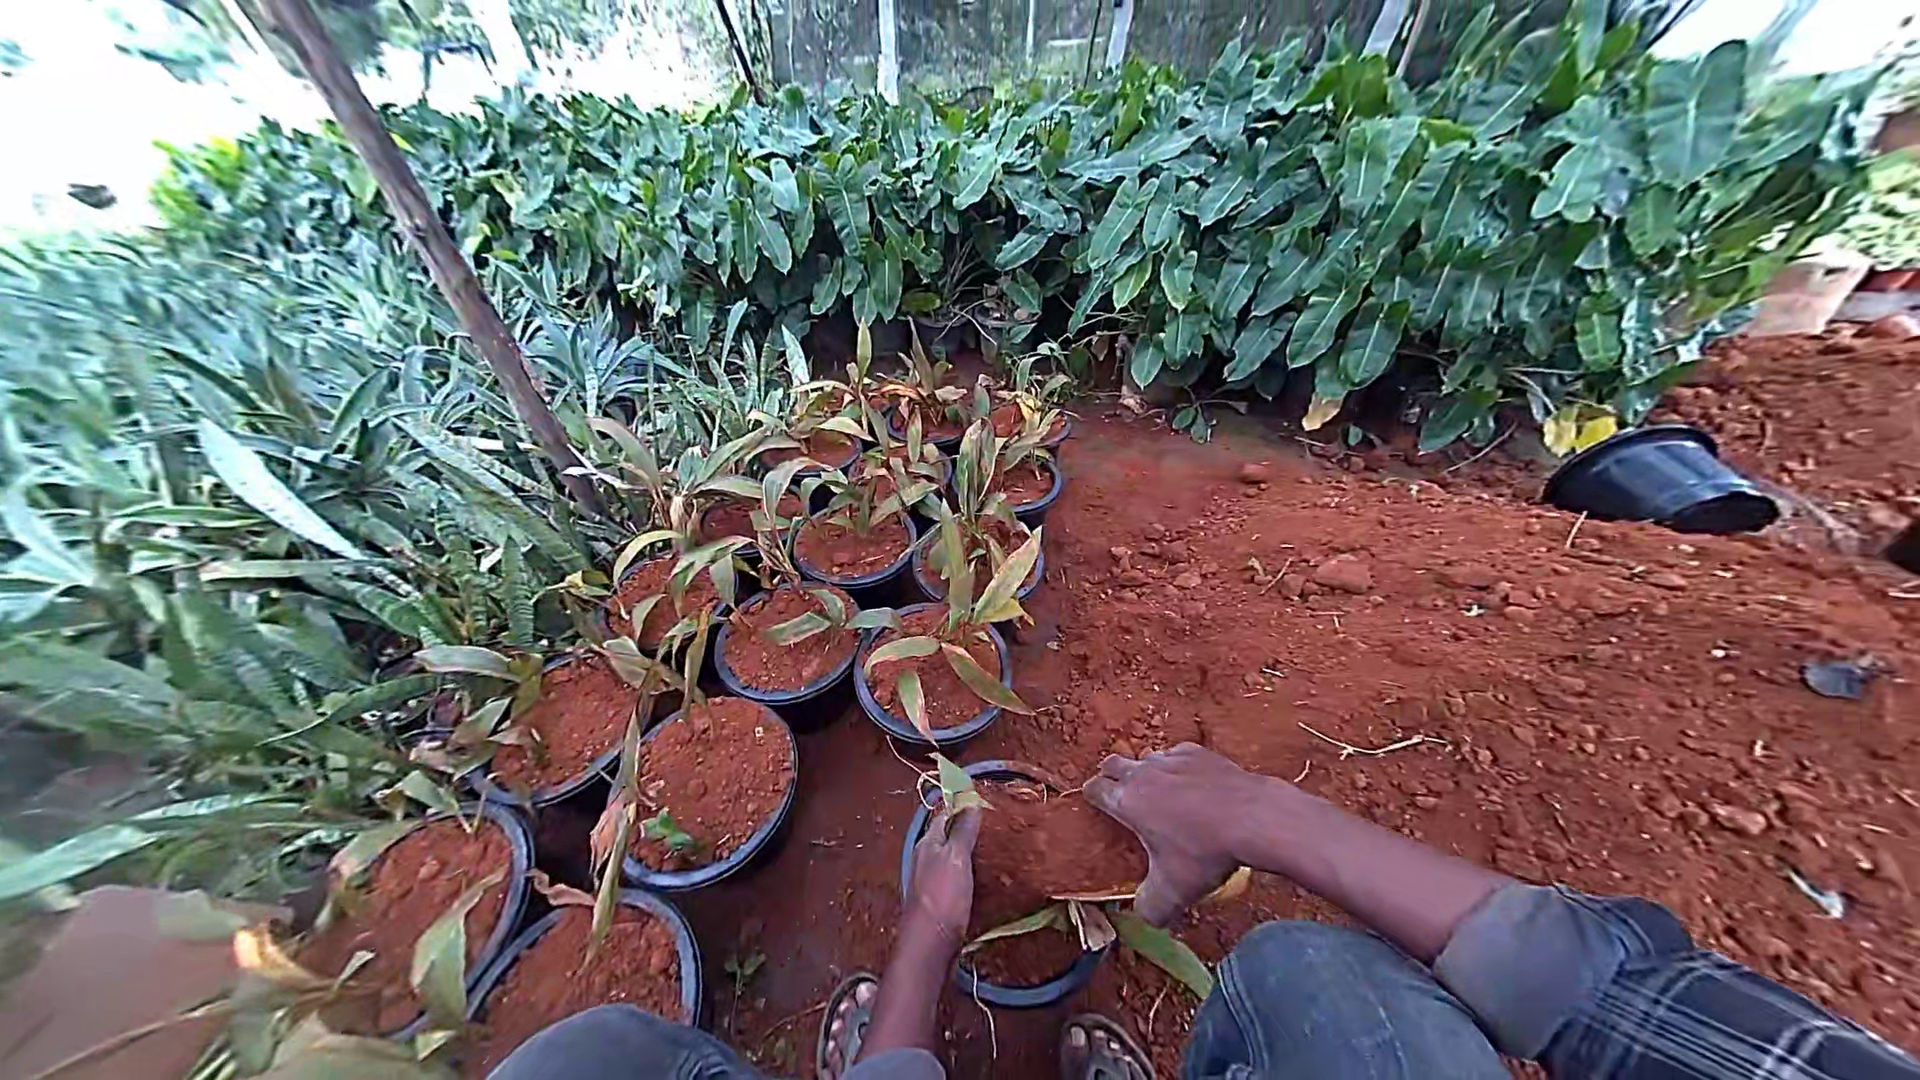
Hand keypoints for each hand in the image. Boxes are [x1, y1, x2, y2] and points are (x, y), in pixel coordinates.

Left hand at [902, 806, 982, 948]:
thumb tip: (970, 803)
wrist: (929, 947)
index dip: (961, 807)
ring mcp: (931, 881)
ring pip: (952, 859)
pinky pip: (956, 879)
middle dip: (967, 830)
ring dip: (969, 853)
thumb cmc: (942, 896)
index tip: (983, 802)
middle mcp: (926, 858)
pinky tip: (983, 879)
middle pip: (947, 837)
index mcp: (928, 843)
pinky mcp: (939, 901)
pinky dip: (969, 874)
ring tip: (994, 851)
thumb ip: (962, 830)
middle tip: (994, 827)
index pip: (944, 815)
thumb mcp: (956, 857)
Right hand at [1084, 743, 1274, 925]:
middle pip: (1113, 763)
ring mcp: (1169, 759)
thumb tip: (1143, 915)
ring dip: (1146, 772)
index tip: (1096, 804)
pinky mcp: (1196, 751)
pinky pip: (1176, 755)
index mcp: (1127, 801)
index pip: (1095, 789)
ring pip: (1145, 759)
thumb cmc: (1206, 852)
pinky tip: (1192, 783)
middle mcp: (1142, 774)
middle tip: (1120, 793)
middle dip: (1111, 776)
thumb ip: (1151, 907)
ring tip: (1160, 792)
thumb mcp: (1174, 891)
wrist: (1252, 817)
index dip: (1092, 796)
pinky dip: (1178, 767)